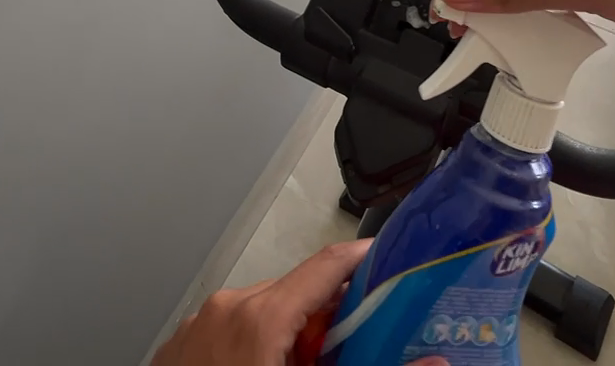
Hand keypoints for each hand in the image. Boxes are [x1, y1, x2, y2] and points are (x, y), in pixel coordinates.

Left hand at [151, 240, 445, 365]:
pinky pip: (230, 329)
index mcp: (262, 317)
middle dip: (328, 319)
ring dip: (288, 336)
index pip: (330, 264)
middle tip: (350, 350)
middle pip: (299, 292)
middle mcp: (229, 308)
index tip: (396, 263)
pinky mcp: (180, 344)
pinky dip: (252, 346)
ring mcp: (199, 325)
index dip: (367, 259)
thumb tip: (434, 365)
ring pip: (265, 311)